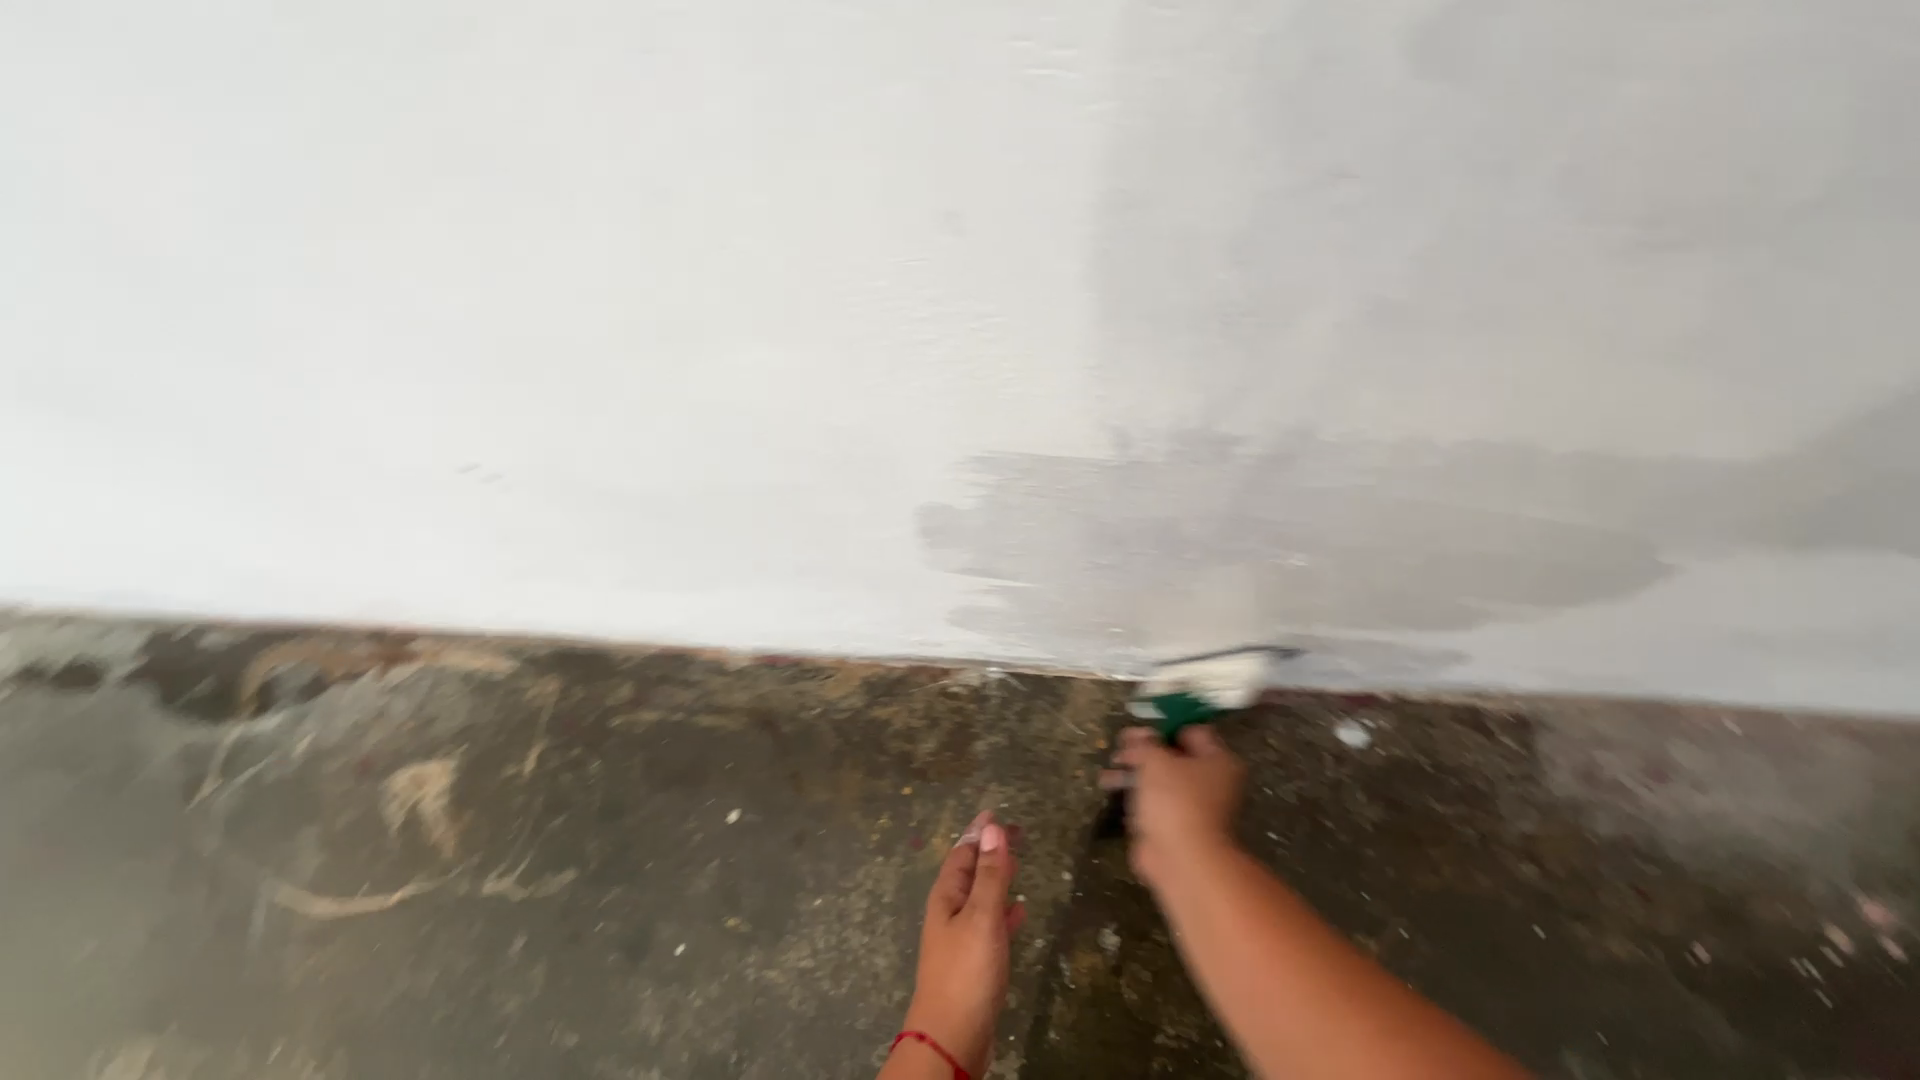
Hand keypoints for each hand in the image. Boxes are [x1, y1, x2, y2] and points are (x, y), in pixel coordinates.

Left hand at [898, 810, 1024, 1077]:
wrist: (951, 1037)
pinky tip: (1020, 912)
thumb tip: (992, 827)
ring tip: (1017, 864)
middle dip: (989, 850)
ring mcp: (961, 938)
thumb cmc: (965, 971)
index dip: (979, 832)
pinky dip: (1004, 912)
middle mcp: (950, 912)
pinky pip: (990, 924)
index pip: (962, 852)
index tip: (996, 813)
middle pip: (970, 872)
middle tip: (1015, 833)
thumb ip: (990, 874)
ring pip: (981, 897)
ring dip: (997, 878)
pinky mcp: (974, 962)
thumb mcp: (981, 917)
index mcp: (946, 896)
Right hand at [1102, 725, 1245, 888]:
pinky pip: (1154, 802)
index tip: (1135, 731)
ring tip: (1107, 775)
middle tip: (1119, 751)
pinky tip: (1113, 792)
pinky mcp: (1177, 825)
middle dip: (1142, 752)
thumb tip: (1141, 735)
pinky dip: (1136, 796)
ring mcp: (1194, 806)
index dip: (1161, 728)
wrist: (1182, 860)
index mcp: (1218, 759)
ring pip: (1160, 780)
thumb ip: (1146, 742)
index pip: (1190, 731)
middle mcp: (1211, 781)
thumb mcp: (1156, 760)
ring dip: (1133, 773)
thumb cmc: (1175, 801)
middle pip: (1173, 756)